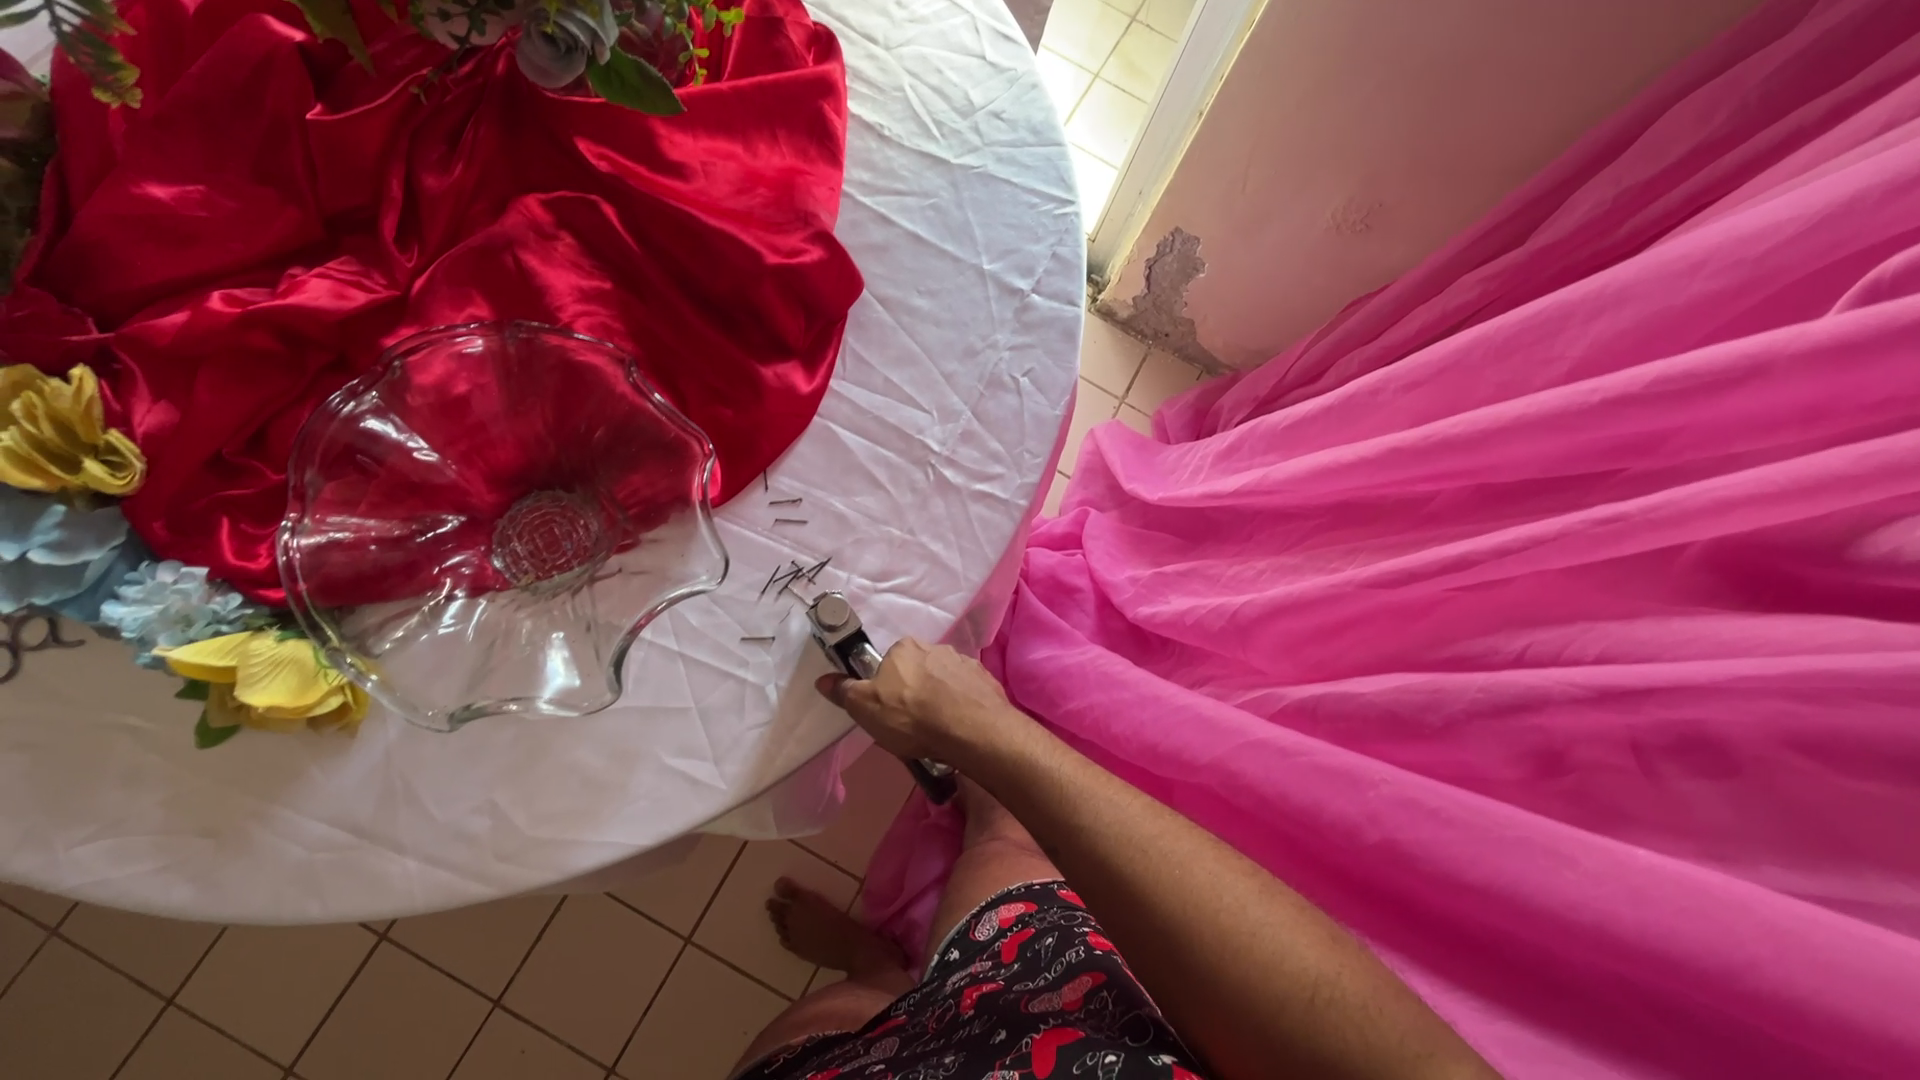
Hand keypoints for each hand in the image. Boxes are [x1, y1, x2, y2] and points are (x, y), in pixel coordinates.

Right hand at [814, 638, 1020, 761]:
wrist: (970, 730)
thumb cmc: (911, 716)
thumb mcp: (865, 707)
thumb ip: (844, 691)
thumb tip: (822, 680)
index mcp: (904, 648)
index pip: (890, 663)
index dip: (886, 687)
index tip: (888, 710)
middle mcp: (936, 647)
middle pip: (918, 670)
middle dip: (915, 692)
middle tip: (911, 724)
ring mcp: (964, 663)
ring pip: (944, 681)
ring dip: (940, 698)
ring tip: (938, 730)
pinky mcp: (985, 681)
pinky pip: (967, 692)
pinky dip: (962, 706)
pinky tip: (959, 728)